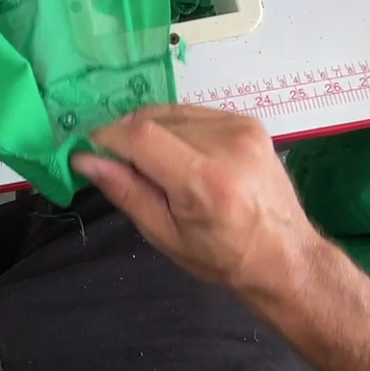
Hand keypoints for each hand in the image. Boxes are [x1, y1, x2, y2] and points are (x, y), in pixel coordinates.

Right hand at [72, 105, 330, 304]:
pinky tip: (180, 155)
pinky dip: (174, 128)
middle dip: (125, 137)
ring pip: (169, 112)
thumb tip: (83, 158)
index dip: (107, 138)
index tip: (89, 152)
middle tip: (119, 165)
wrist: (286, 256)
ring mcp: (241, 127)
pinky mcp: (247, 121)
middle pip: (152, 119)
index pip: (142, 135)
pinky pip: (192, 113)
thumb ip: (124, 190)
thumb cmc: (221, 258)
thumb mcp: (164, 235)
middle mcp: (227, 144)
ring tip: (155, 165)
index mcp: (206, 181)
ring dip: (149, 131)